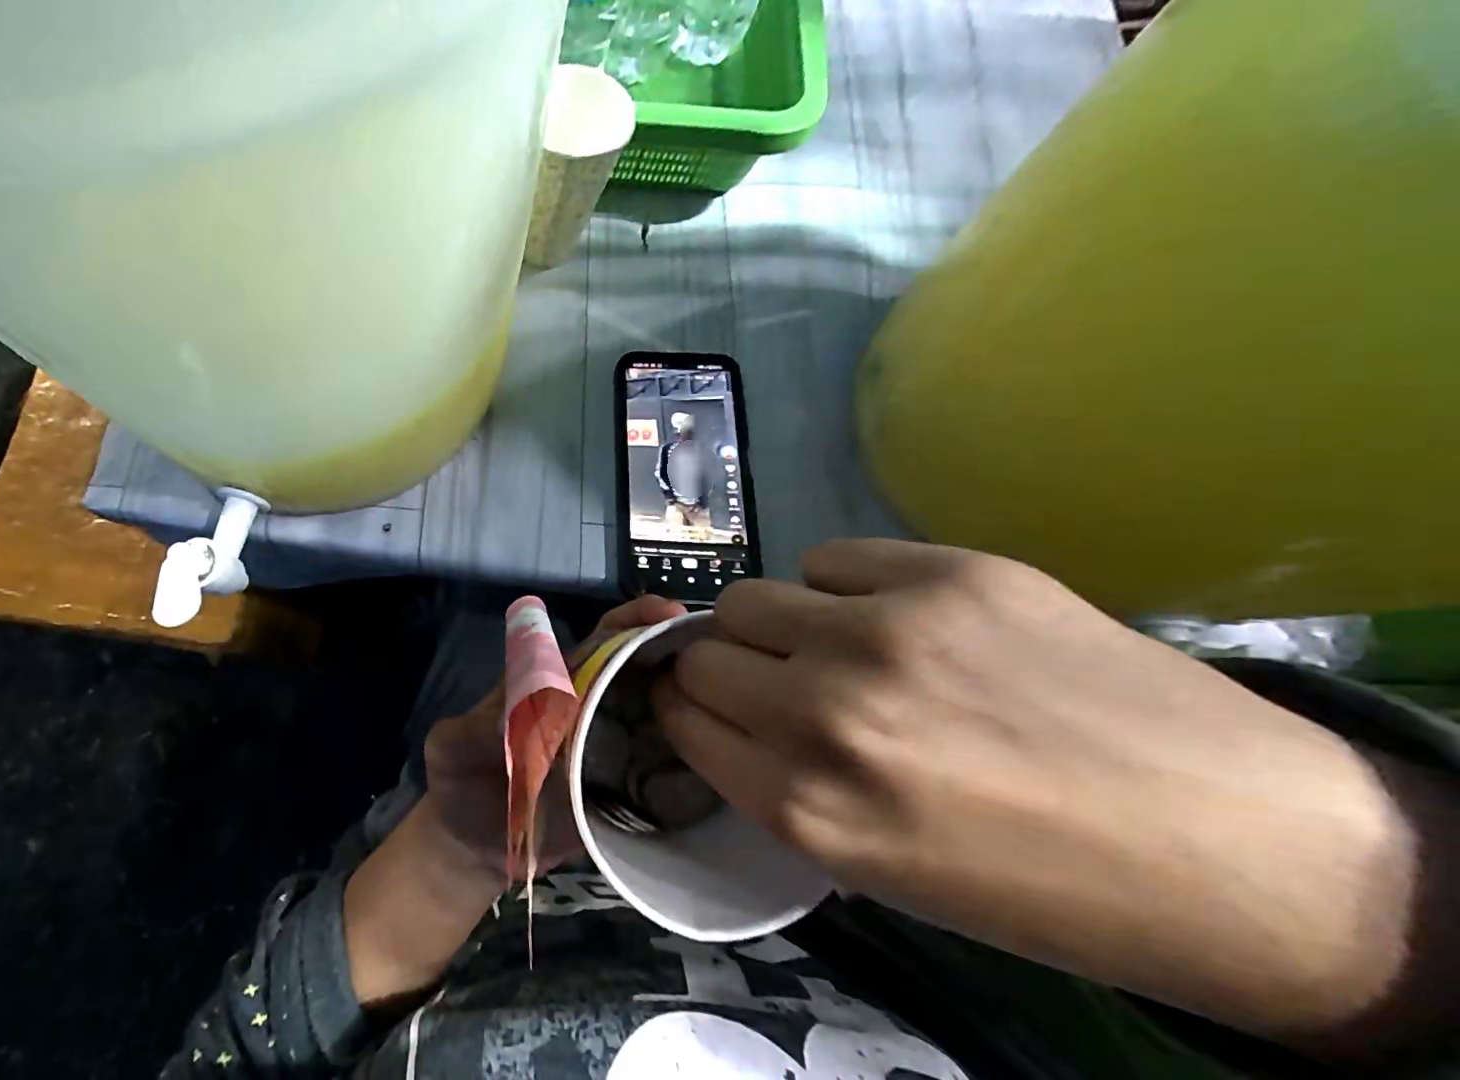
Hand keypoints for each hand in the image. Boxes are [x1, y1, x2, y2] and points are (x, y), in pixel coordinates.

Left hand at [346, 594, 686, 1009]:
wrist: (469, 848)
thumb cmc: (458, 782)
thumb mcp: (451, 748)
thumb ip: (475, 728)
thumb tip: (518, 720)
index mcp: (554, 683)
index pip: (599, 640)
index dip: (632, 622)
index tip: (668, 613)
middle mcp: (591, 709)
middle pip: (641, 673)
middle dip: (679, 658)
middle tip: (718, 661)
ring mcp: (611, 751)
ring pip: (660, 718)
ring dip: (693, 707)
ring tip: (732, 709)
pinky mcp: (622, 796)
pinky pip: (661, 774)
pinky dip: (690, 764)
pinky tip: (724, 764)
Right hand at [655, 540, 1433, 1055]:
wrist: (1243, 850)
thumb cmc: (1036, 881)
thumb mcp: (871, 864)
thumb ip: (777, 782)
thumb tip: (723, 708)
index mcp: (804, 807)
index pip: (683, 717)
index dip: (687, 705)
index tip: (703, 700)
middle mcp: (824, 715)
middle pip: (705, 652)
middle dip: (723, 666)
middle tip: (773, 676)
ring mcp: (886, 634)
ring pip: (752, 596)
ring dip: (775, 623)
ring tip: (833, 641)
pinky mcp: (950, 574)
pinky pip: (832, 558)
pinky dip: (841, 587)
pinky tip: (895, 615)